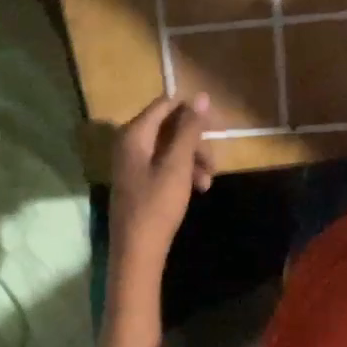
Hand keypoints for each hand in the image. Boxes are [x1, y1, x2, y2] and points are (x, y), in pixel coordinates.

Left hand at [109, 93, 215, 277]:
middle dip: (195, 143)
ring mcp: (132, 164)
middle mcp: (129, 143)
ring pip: (169, 149)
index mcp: (134, 134)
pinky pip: (163, 166)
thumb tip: (202, 96)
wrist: (137, 250)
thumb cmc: (157, 205)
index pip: (166, 104)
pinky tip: (197, 189)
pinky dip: (182, 174)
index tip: (217, 130)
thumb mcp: (177, 165)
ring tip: (208, 183)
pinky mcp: (138, 182)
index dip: (193, 113)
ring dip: (193, 161)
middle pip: (169, 128)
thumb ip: (189, 130)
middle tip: (214, 164)